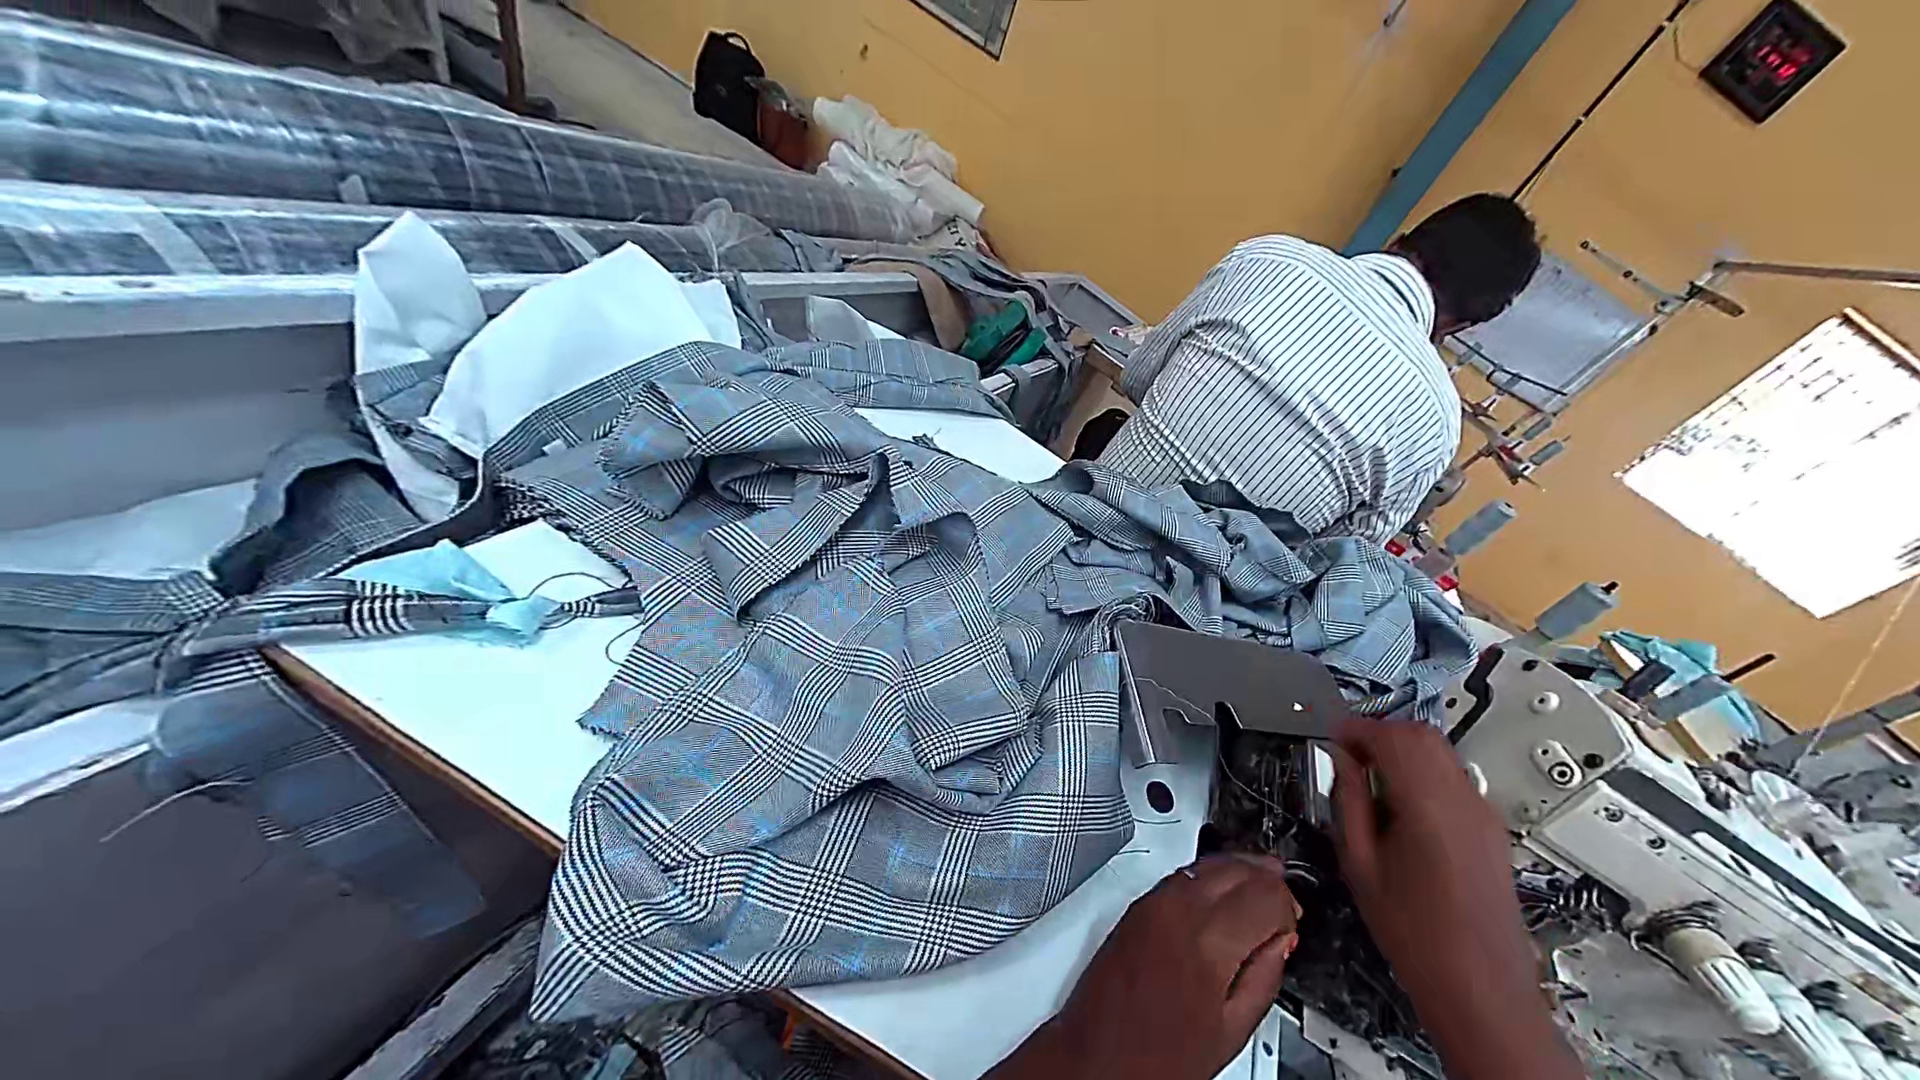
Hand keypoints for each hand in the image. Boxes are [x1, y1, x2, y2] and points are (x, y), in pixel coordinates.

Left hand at [987, 856, 1298, 1079]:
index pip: (1264, 893)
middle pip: (1236, 867)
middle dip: (1267, 880)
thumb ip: (1264, 975)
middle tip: (1285, 904)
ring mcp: (1153, 901)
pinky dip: (1209, 876)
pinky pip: (1183, 874)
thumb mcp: (1232, 1028)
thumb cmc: (1156, 1054)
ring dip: (1238, 871)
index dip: (1288, 906)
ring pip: (1208, 862)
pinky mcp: (1138, 903)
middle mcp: (1177, 909)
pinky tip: (1222, 894)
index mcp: (1208, 942)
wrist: (1100, 1053)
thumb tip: (1282, 939)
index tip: (1293, 923)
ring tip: (1260, 892)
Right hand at [1330, 718, 1581, 1079]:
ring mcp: (1484, 814)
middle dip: (1378, 732)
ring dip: (1400, 748)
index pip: (1392, 738)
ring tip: (1367, 775)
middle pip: (1421, 735)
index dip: (1355, 729)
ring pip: (1440, 750)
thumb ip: (1347, 801)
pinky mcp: (1491, 828)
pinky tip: (1397, 799)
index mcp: (1428, 808)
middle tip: (1346, 752)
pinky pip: (1452, 775)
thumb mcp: (1360, 864)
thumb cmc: (1413, 932)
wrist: (1480, 986)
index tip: (1332, 737)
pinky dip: (1421, 769)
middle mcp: (1464, 803)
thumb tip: (1340, 760)